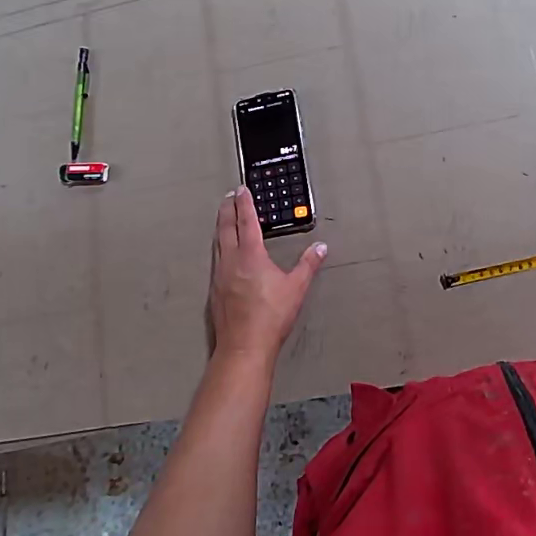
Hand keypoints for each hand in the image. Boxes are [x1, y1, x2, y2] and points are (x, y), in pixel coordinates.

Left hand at [208, 186, 326, 364]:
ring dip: (221, 226)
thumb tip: (319, 248)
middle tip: (229, 197)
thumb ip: (308, 265)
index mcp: (251, 255)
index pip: (246, 220)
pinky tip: (222, 253)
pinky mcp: (215, 289)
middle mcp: (232, 260)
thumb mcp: (296, 288)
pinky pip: (216, 260)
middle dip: (228, 209)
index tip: (241, 190)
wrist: (244, 345)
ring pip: (218, 242)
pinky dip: (220, 247)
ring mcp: (220, 275)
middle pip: (226, 226)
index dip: (244, 203)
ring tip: (224, 218)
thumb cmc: (269, 318)